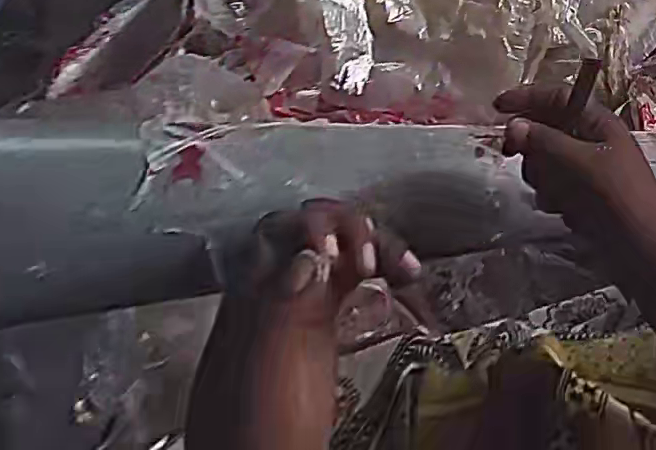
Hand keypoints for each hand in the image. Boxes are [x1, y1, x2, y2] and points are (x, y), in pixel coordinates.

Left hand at [186, 200, 426, 449]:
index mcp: (249, 293)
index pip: (280, 229)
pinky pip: (356, 280)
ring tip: (403, 264)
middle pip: (315, 233)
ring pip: (342, 252)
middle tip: (375, 255)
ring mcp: (303, 306)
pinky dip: (384, 269)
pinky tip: (406, 274)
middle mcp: (276, 290)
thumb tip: (309, 255)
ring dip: (375, 246)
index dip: (310, 227)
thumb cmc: (259, 429)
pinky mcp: (327, 327)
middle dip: (350, 230)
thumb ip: (283, 305)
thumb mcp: (268, 366)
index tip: (334, 249)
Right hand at [499, 89, 655, 439]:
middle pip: (547, 129)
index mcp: (599, 122)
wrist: (650, 257)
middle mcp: (593, 140)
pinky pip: (555, 188)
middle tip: (518, 159)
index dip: (528, 97)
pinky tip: (568, 213)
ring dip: (546, 178)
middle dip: (534, 148)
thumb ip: (543, 142)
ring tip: (559, 197)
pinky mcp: (586, 198)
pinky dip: (556, 199)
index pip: (558, 96)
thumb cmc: (619, 199)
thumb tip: (511, 125)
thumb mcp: (580, 164)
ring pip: (547, 162)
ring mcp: (590, 171)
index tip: (497, 107)